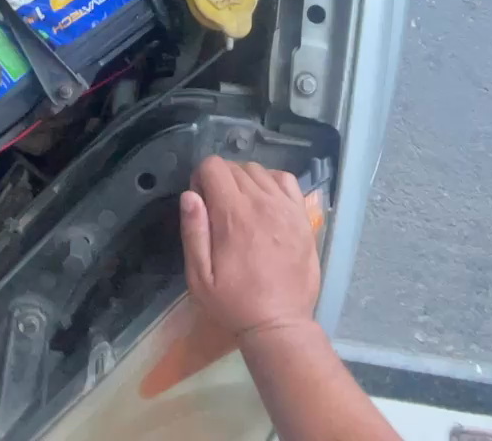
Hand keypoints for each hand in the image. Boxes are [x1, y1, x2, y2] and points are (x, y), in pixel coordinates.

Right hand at [179, 156, 319, 340]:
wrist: (280, 326)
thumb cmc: (234, 303)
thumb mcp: (199, 277)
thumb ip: (193, 231)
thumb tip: (189, 195)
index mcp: (233, 214)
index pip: (213, 166)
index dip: (201, 179)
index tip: (203, 204)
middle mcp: (261, 202)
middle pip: (235, 167)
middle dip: (220, 180)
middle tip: (219, 211)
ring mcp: (285, 208)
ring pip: (259, 171)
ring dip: (245, 181)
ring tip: (242, 207)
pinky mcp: (302, 217)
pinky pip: (286, 180)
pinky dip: (272, 182)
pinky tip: (266, 201)